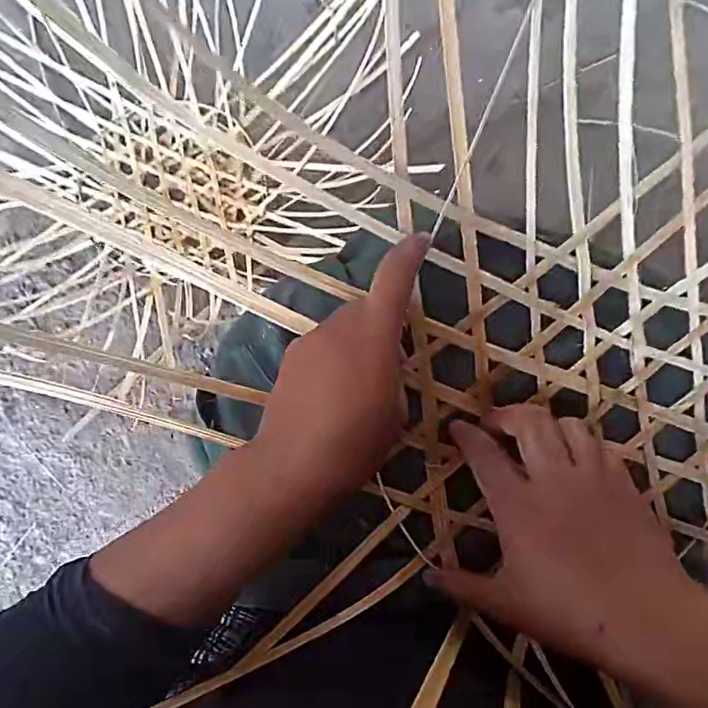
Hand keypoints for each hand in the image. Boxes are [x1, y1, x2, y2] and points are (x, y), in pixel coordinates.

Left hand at [248, 233, 430, 504]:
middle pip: (364, 308)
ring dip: (354, 346)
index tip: (419, 242)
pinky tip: (330, 400)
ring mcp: (308, 343)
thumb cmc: (356, 444)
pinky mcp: (289, 361)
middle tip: (390, 366)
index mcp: (373, 336)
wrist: (293, 466)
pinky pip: (320, 350)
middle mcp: (338, 328)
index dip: (408, 257)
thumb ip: (395, 380)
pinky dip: (332, 362)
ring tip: (357, 391)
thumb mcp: (395, 416)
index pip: (393, 281)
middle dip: (380, 324)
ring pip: (341, 331)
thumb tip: (386, 370)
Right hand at [426, 404, 707, 693]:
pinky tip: (580, 458)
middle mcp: (553, 478)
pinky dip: (583, 442)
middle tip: (496, 423)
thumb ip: (463, 585)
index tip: (456, 426)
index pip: (484, 455)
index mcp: (516, 505)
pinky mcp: (626, 483)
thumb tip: (428, 577)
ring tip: (539, 435)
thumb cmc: (566, 611)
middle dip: (507, 414)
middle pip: (529, 422)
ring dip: (547, 423)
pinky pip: (601, 445)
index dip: (466, 435)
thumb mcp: (505, 604)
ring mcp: (594, 476)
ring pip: (569, 425)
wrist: (642, 615)